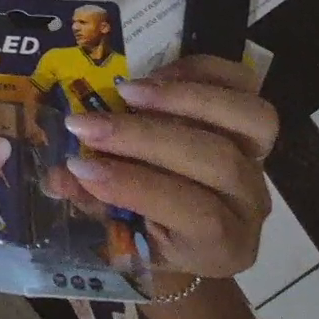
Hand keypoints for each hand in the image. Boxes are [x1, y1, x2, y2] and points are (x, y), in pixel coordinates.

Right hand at [47, 55, 278, 278]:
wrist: (193, 230)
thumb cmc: (152, 233)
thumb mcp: (121, 234)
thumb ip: (92, 204)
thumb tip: (56, 176)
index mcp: (225, 245)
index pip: (196, 213)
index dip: (136, 187)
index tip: (80, 165)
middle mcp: (252, 202)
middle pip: (215, 161)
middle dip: (142, 138)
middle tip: (84, 123)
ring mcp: (261, 161)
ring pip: (250, 121)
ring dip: (180, 99)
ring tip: (124, 91)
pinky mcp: (254, 124)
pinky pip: (244, 86)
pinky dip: (202, 72)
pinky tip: (155, 73)